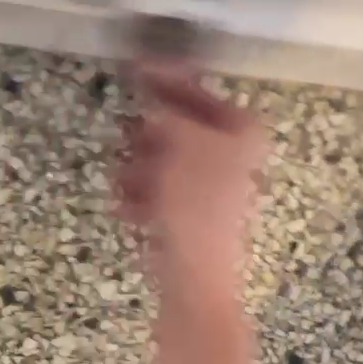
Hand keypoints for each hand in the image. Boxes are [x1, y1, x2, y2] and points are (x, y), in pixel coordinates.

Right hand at [117, 63, 268, 285]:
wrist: (195, 287)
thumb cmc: (195, 215)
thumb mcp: (182, 152)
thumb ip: (169, 122)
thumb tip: (156, 113)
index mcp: (242, 138)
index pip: (203, 99)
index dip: (171, 87)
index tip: (140, 76)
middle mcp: (232, 165)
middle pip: (182, 136)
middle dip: (149, 140)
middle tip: (126, 141)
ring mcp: (210, 199)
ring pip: (166, 170)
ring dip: (138, 174)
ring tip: (120, 185)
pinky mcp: (189, 227)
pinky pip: (160, 203)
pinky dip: (141, 203)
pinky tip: (126, 211)